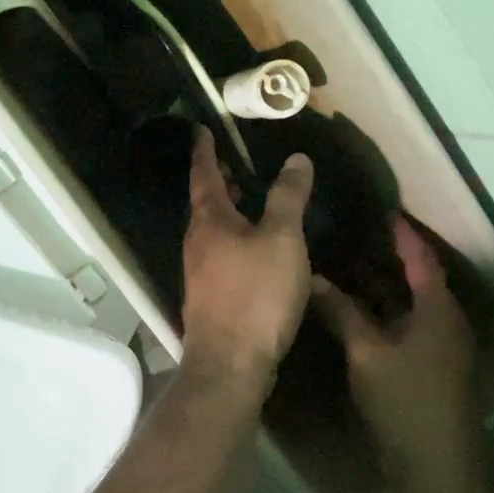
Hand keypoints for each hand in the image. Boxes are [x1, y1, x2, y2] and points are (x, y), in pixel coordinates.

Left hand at [179, 127, 313, 383]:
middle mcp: (197, 242)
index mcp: (208, 221)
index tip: (202, 129)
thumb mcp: (282, 239)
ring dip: (234, 213)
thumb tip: (296, 158)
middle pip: (208, 204)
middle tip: (244, 163)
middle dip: (224, 183)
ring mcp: (201, 272)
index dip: (205, 150)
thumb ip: (288, 197)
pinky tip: (263, 250)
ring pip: (216, 232)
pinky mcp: (212, 298)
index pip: (204, 174)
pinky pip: (225, 256)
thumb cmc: (255, 294)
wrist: (230, 362)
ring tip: (259, 202)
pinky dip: (240, 241)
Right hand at [311, 217, 475, 464]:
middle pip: (419, 281)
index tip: (381, 211)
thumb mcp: (366, 352)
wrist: (435, 463)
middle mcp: (447, 323)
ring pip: (412, 306)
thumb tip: (312, 278)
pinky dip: (385, 313)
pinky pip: (408, 327)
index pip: (421, 259)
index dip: (403, 234)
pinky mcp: (431, 370)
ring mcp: (442, 349)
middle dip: (388, 259)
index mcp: (438, 310)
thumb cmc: (404, 398)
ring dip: (385, 288)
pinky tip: (358, 314)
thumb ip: (341, 312)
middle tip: (353, 237)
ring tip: (348, 269)